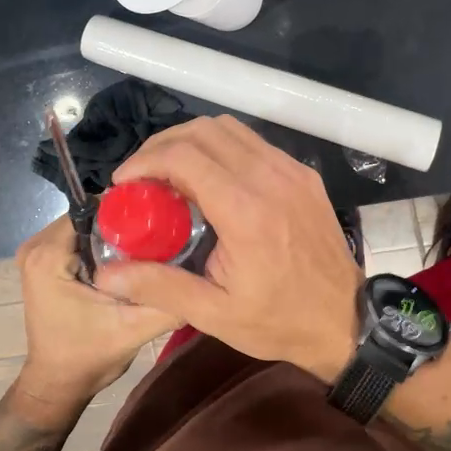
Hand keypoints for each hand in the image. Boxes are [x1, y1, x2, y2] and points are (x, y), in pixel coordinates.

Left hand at [14, 216, 180, 421]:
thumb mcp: (134, 329)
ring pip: (85, 225)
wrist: (58, 385)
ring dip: (114, 235)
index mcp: (48, 255)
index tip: (161, 222)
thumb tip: (202, 267)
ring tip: (147, 247)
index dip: (129, 215)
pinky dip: (101, 245)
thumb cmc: (89, 357)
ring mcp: (36, 252)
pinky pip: (77, 238)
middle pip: (90, 216)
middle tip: (160, 235)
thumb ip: (167, 300)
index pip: (95, 212)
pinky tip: (127, 259)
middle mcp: (36, 246)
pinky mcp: (43, 261)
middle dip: (124, 224)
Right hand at [95, 116, 363, 382]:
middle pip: (203, 131)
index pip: (184, 156)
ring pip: (229, 129)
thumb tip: (105, 274)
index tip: (124, 182)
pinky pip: (253, 143)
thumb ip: (158, 286)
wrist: (345, 321)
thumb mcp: (214, 313)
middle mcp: (269, 178)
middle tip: (141, 175)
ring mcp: (290, 170)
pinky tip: (209, 178)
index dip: (146, 160)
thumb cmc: (278, 321)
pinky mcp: (302, 172)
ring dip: (191, 141)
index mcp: (245, 211)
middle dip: (162, 145)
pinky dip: (221, 148)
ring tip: (169, 172)